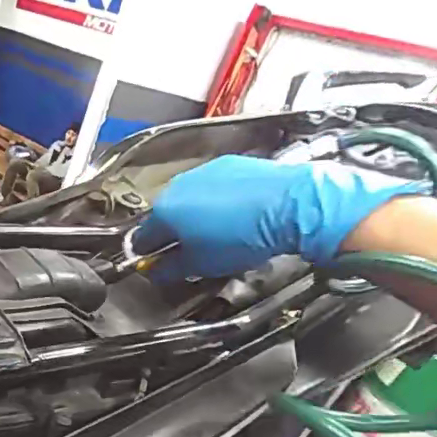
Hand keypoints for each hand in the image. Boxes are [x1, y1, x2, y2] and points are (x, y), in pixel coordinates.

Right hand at [130, 155, 430, 279]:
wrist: (292, 205)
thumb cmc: (246, 235)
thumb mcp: (202, 264)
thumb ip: (172, 268)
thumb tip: (159, 271)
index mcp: (165, 211)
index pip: (143, 238)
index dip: (148, 255)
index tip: (156, 264)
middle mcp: (179, 186)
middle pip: (166, 215)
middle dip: (173, 234)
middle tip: (188, 253)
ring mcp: (205, 172)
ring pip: (189, 200)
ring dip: (195, 217)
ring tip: (215, 236)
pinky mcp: (230, 165)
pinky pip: (212, 188)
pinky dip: (216, 203)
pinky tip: (233, 218)